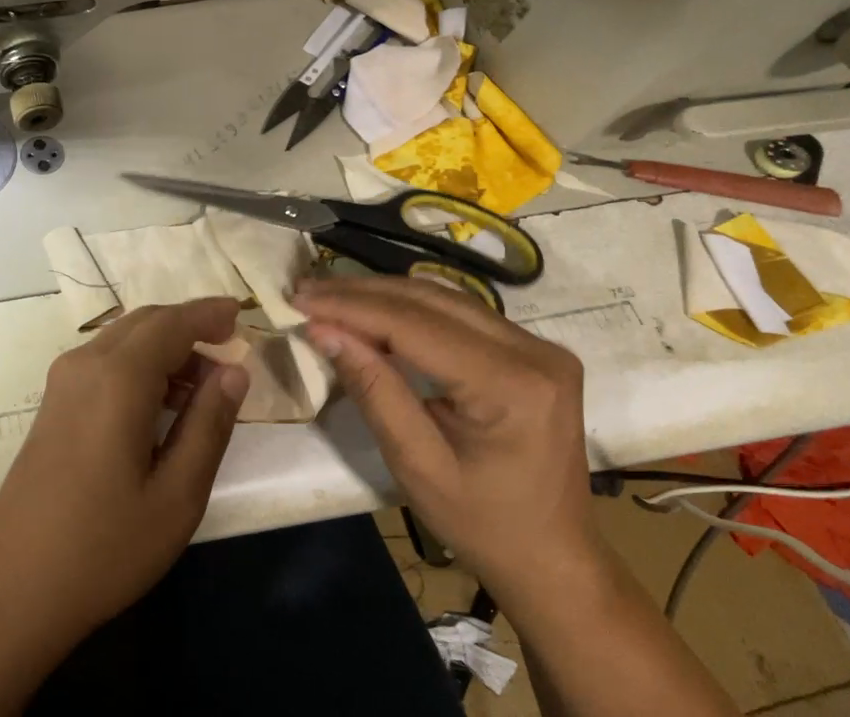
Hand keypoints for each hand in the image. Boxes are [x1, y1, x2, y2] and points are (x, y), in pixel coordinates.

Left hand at [0, 300, 249, 715]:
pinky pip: (102, 363)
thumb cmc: (108, 546)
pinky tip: (161, 403)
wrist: (21, 583)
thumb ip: (208, 424)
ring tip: (205, 386)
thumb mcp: (178, 494)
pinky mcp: (51, 406)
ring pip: (120, 341)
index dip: (208, 314)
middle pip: (142, 323)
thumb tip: (233, 371)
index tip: (242, 318)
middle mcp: (83, 366)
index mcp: (116, 379)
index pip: (170, 324)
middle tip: (230, 352)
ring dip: (163, 348)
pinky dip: (138, 366)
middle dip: (188, 328)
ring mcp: (60, 384)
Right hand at [294, 277, 600, 596]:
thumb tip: (322, 330)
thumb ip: (373, 390)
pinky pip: (459, 315)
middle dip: (360, 294)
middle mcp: (535, 353)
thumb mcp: (415, 463)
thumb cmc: (481, 522)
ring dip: (381, 296)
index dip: (351, 308)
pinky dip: (408, 310)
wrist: (551, 556)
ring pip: (444, 300)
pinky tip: (370, 311)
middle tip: (302, 292)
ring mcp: (539, 348)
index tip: (297, 300)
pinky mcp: (532, 353)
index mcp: (512, 385)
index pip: (415, 326)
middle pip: (431, 301)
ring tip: (326, 297)